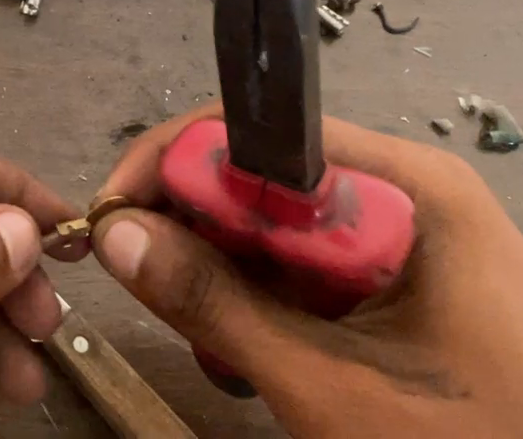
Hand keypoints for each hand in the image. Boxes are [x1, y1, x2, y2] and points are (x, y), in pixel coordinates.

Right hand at [75, 107, 522, 437]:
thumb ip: (216, 304)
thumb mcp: (332, 388)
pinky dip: (267, 304)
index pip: (249, 133)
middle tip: (159, 304)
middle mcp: (400, 187)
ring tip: (219, 354)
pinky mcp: (410, 277)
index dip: (168, 169)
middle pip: (257, 179)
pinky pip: (308, 266)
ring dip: (226, 281)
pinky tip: (261, 361)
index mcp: (400, 183)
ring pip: (274, 227)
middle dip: (194, 237)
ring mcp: (408, 233)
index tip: (114, 227)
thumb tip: (112, 234)